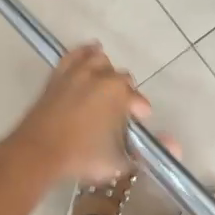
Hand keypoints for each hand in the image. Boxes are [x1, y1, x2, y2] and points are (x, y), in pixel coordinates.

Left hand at [0, 43, 148, 182]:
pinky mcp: (57, 76)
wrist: (38, 151)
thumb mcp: (118, 161)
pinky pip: (73, 55)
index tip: (140, 118)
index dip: (140, 108)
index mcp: (117, 93)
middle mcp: (99, 77)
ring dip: (106, 69)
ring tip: (107, 80)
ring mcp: (76, 73)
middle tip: (122, 107)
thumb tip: (176, 147)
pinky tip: (88, 52)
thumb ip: (145, 152)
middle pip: (120, 76)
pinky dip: (83, 52)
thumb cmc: (81, 156)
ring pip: (98, 60)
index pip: (136, 97)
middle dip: (124, 90)